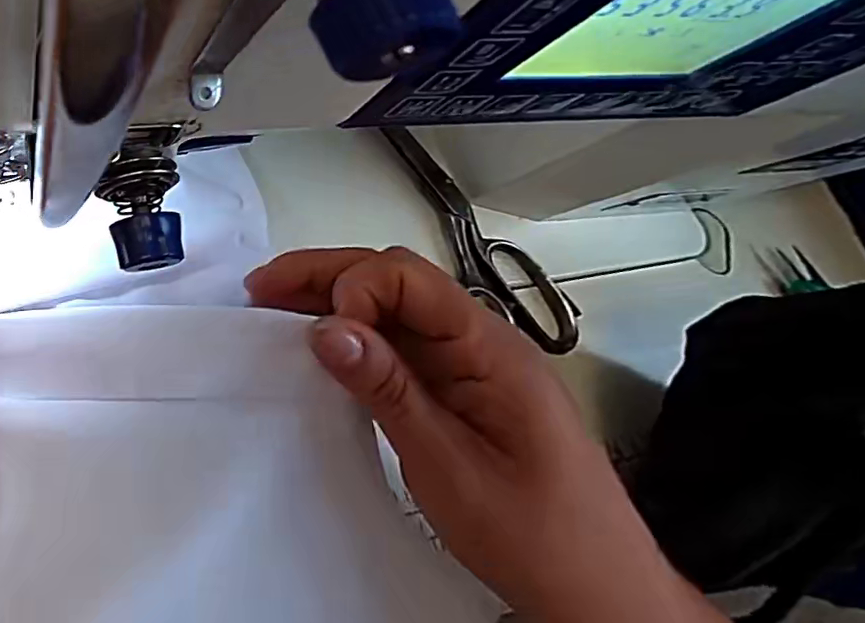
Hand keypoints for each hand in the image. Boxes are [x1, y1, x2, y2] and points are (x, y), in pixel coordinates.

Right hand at [246, 248, 722, 622]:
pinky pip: (389, 336)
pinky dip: (344, 330)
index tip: (319, 331)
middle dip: (322, 274)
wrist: (601, 599)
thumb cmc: (540, 540)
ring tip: (273, 304)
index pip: (407, 278)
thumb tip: (328, 328)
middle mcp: (475, 339)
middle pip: (390, 275)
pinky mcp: (448, 380)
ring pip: (384, 300)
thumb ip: (388, 391)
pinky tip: (314, 340)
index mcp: (489, 348)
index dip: (353, 288)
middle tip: (263, 289)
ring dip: (326, 296)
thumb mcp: (451, 469)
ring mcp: (462, 359)